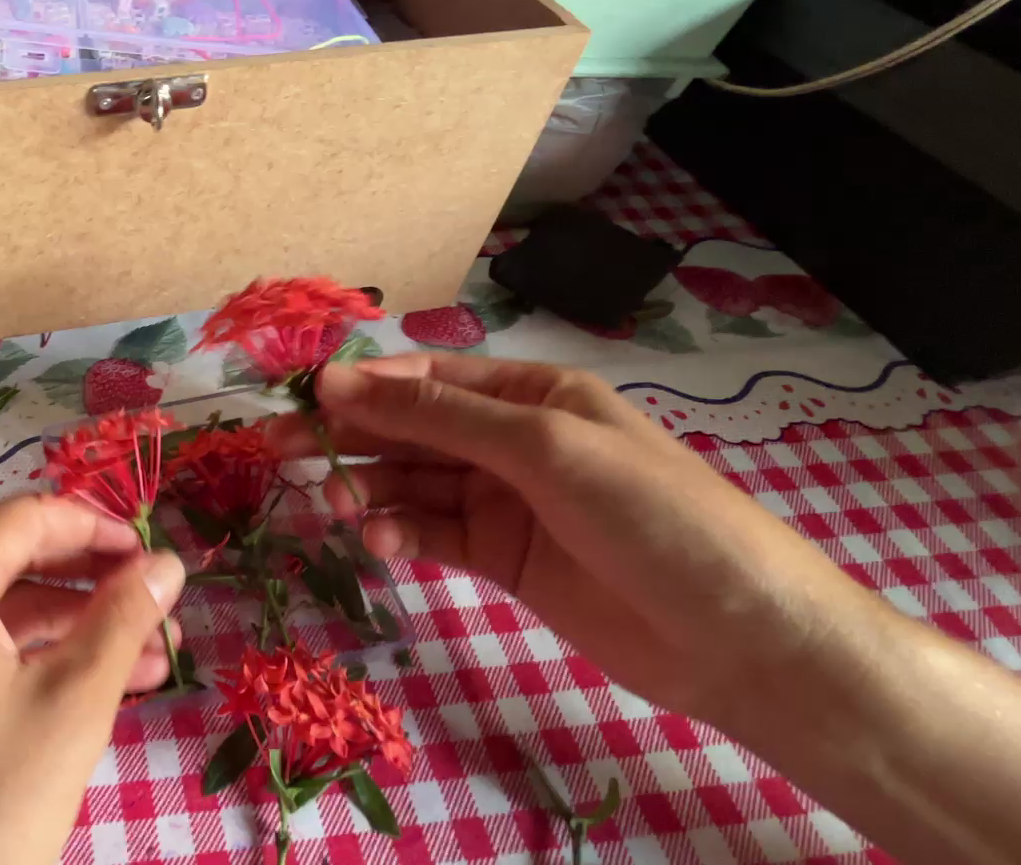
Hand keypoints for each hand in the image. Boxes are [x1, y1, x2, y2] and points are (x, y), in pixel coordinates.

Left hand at [0, 495, 185, 864]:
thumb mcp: (68, 708)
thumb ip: (121, 622)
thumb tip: (167, 562)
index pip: (28, 518)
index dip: (97, 526)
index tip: (153, 555)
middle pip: (12, 562)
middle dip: (93, 585)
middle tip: (159, 610)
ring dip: (71, 631)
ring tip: (150, 663)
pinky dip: (28, 664)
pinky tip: (89, 693)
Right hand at [268, 352, 863, 719]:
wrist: (743, 642)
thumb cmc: (650, 515)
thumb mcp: (541, 448)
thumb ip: (434, 415)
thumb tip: (333, 381)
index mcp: (529, 393)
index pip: (425, 378)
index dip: (361, 386)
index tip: (300, 400)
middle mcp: (508, 439)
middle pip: (407, 429)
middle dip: (346, 438)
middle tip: (277, 449)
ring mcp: (501, 500)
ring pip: (410, 483)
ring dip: (368, 492)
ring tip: (336, 509)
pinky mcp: (497, 556)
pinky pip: (429, 534)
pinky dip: (399, 536)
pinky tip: (382, 548)